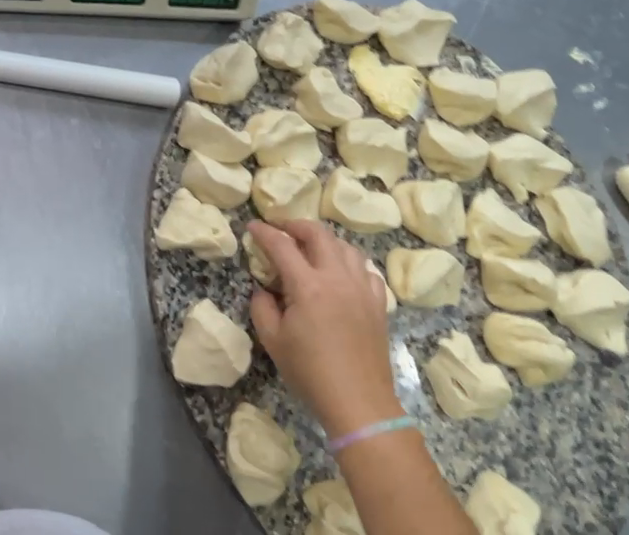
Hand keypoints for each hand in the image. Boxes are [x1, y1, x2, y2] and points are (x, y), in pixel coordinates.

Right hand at [247, 220, 399, 437]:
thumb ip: (262, 306)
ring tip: (309, 247)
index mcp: (308, 286)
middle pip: (318, 234)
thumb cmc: (309, 372)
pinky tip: (340, 272)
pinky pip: (366, 270)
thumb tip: (264, 290)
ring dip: (324, 240)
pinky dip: (349, 262)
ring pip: (346, 247)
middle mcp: (337, 279)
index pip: (282, 245)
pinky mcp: (377, 305)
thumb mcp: (272, 339)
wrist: (359, 404)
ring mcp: (362, 290)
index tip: (251, 226)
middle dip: (295, 225)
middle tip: (279, 229)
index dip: (264, 231)